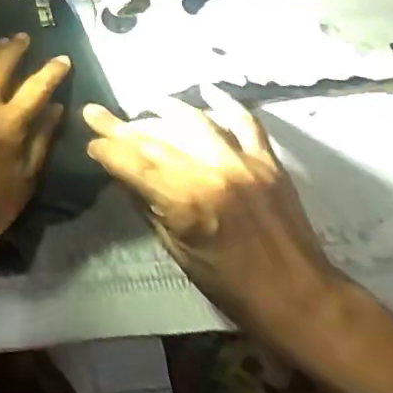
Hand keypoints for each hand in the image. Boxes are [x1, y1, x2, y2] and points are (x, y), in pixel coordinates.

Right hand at [82, 88, 338, 339]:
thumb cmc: (231, 286)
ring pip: (193, 122)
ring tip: (146, 102)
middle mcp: (210, 174)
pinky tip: (208, 91)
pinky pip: (245, 123)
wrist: (302, 301)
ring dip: (164, 109)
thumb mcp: (176, 251)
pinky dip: (226, 104)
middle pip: (154, 141)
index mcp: (184, 203)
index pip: (131, 164)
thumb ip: (148, 206)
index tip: (89, 142)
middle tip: (94, 112)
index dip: (105, 151)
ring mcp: (242, 164)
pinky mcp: (267, 163)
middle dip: (119, 127)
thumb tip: (122, 175)